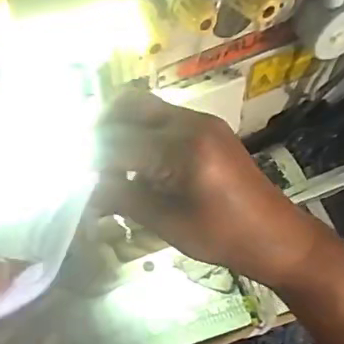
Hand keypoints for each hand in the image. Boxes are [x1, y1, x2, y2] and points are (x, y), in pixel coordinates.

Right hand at [93, 88, 333, 286]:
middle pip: (127, 105)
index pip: (116, 143)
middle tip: (82, 160)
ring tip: (104, 164)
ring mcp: (200, 122)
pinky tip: (132, 165)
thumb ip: (122, 199)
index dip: (86, 158)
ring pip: (143, 107)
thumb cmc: (224, 238)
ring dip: (118, 128)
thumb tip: (83, 190)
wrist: (278, 236)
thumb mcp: (168, 224)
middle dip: (99, 130)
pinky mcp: (206, 128)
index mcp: (183, 150)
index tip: (65, 173)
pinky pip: (160, 118)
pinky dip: (137, 133)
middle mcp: (190, 124)